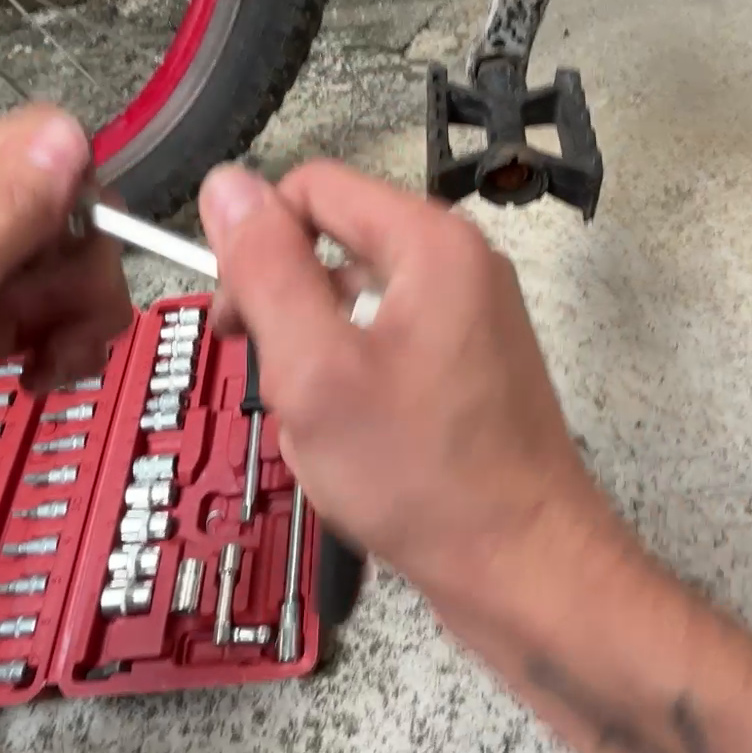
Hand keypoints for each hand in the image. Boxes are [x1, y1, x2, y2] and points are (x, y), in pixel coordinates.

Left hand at [0, 107, 131, 569]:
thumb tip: (66, 136)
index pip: (42, 142)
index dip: (83, 188)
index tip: (75, 260)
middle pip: (76, 216)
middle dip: (91, 274)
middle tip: (57, 329)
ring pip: (75, 268)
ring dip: (85, 317)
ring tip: (49, 365)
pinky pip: (57, 313)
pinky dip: (68, 345)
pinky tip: (39, 377)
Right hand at [198, 161, 620, 594]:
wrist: (524, 568)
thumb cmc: (419, 473)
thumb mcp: (316, 367)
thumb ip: (266, 269)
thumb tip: (227, 184)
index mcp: (431, 242)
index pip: (313, 189)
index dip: (257, 241)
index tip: (237, 321)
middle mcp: (461, 263)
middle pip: (335, 246)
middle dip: (290, 312)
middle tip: (278, 385)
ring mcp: (473, 315)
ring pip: (355, 306)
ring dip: (318, 359)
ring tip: (321, 427)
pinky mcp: (472, 362)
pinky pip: (387, 346)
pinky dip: (354, 383)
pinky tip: (352, 441)